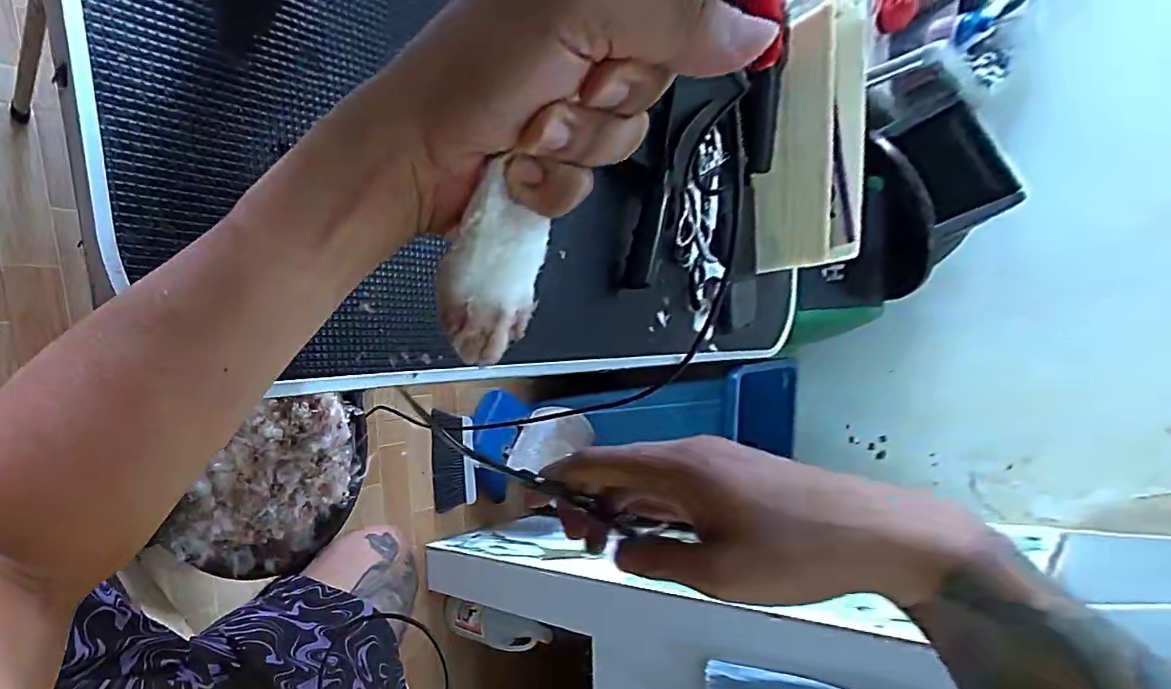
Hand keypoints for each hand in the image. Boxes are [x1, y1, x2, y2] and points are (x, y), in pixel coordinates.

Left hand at [348, 0, 779, 230]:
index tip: (697, 50)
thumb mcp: (581, 17)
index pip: (680, 15)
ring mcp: (570, 112)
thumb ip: (671, 20)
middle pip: (657, 78)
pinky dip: (552, 185)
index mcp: (596, 0)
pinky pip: (586, 187)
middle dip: (611, 95)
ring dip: (575, 145)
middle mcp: (588, 48)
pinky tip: (519, 168)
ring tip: (529, 132)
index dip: (697, 34)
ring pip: (623, 141)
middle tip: (569, 85)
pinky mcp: (553, 167)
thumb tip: (753, 31)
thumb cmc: (476, 74)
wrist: (417, 157)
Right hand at [543, 436, 1001, 606]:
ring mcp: (716, 463)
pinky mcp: (736, 477)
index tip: (532, 503)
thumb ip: (653, 560)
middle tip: (581, 544)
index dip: (557, 481)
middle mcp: (690, 455)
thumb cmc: (795, 554)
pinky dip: (653, 510)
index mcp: (676, 468)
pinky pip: (676, 488)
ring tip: (615, 548)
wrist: (884, 534)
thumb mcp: (713, 571)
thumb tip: (620, 552)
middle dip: (587, 503)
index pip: (597, 463)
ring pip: (647, 480)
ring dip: (622, 509)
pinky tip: (656, 539)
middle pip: (618, 470)